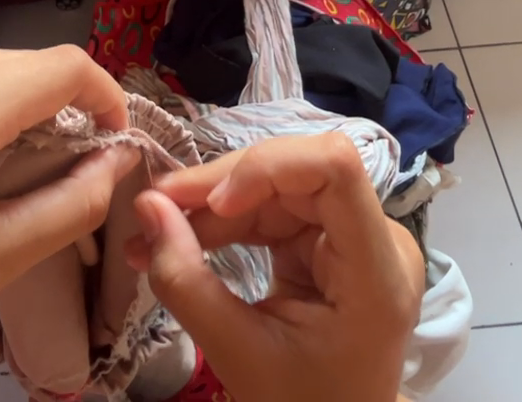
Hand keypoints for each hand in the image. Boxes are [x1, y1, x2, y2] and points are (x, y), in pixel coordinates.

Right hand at [125, 133, 423, 401]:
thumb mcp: (239, 356)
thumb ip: (187, 282)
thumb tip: (145, 204)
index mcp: (376, 271)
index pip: (335, 168)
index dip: (269, 166)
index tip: (214, 202)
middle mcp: (375, 236)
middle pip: (294, 172)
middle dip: (219, 186)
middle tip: (154, 207)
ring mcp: (351, 232)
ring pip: (272, 184)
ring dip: (209, 204)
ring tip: (153, 229)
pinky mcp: (325, 235)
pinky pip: (268, 206)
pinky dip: (221, 219)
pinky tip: (181, 234)